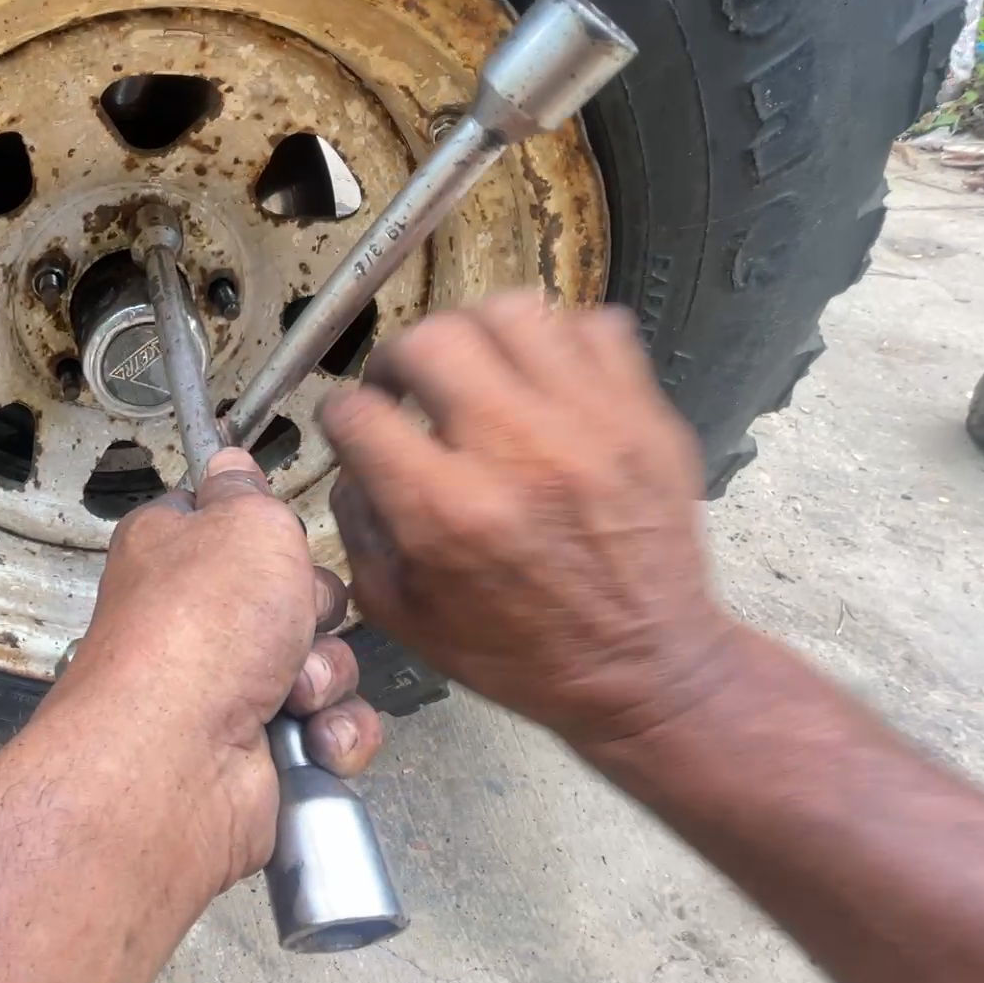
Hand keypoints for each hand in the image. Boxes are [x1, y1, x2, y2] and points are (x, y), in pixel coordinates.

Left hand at [49, 448, 383, 890]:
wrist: (180, 757)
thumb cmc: (206, 619)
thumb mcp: (239, 523)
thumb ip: (244, 489)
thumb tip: (227, 459)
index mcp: (172, 550)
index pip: (228, 520)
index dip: (262, 528)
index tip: (272, 538)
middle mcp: (194, 615)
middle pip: (292, 589)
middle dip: (309, 606)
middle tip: (287, 620)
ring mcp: (225, 684)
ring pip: (321, 657)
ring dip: (324, 673)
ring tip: (290, 692)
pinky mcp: (261, 746)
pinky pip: (330, 723)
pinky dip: (331, 731)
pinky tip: (310, 738)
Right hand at [319, 293, 737, 748]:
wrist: (645, 669)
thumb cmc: (507, 649)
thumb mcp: (396, 609)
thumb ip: (356, 524)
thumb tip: (353, 458)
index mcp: (443, 511)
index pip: (358, 413)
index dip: (338, 414)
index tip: (350, 427)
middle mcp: (514, 454)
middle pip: (430, 341)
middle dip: (394, 359)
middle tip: (401, 389)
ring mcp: (590, 425)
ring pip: (510, 313)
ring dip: (468, 337)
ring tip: (467, 375)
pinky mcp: (645, 417)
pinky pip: (591, 326)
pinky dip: (549, 342)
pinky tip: (535, 383)